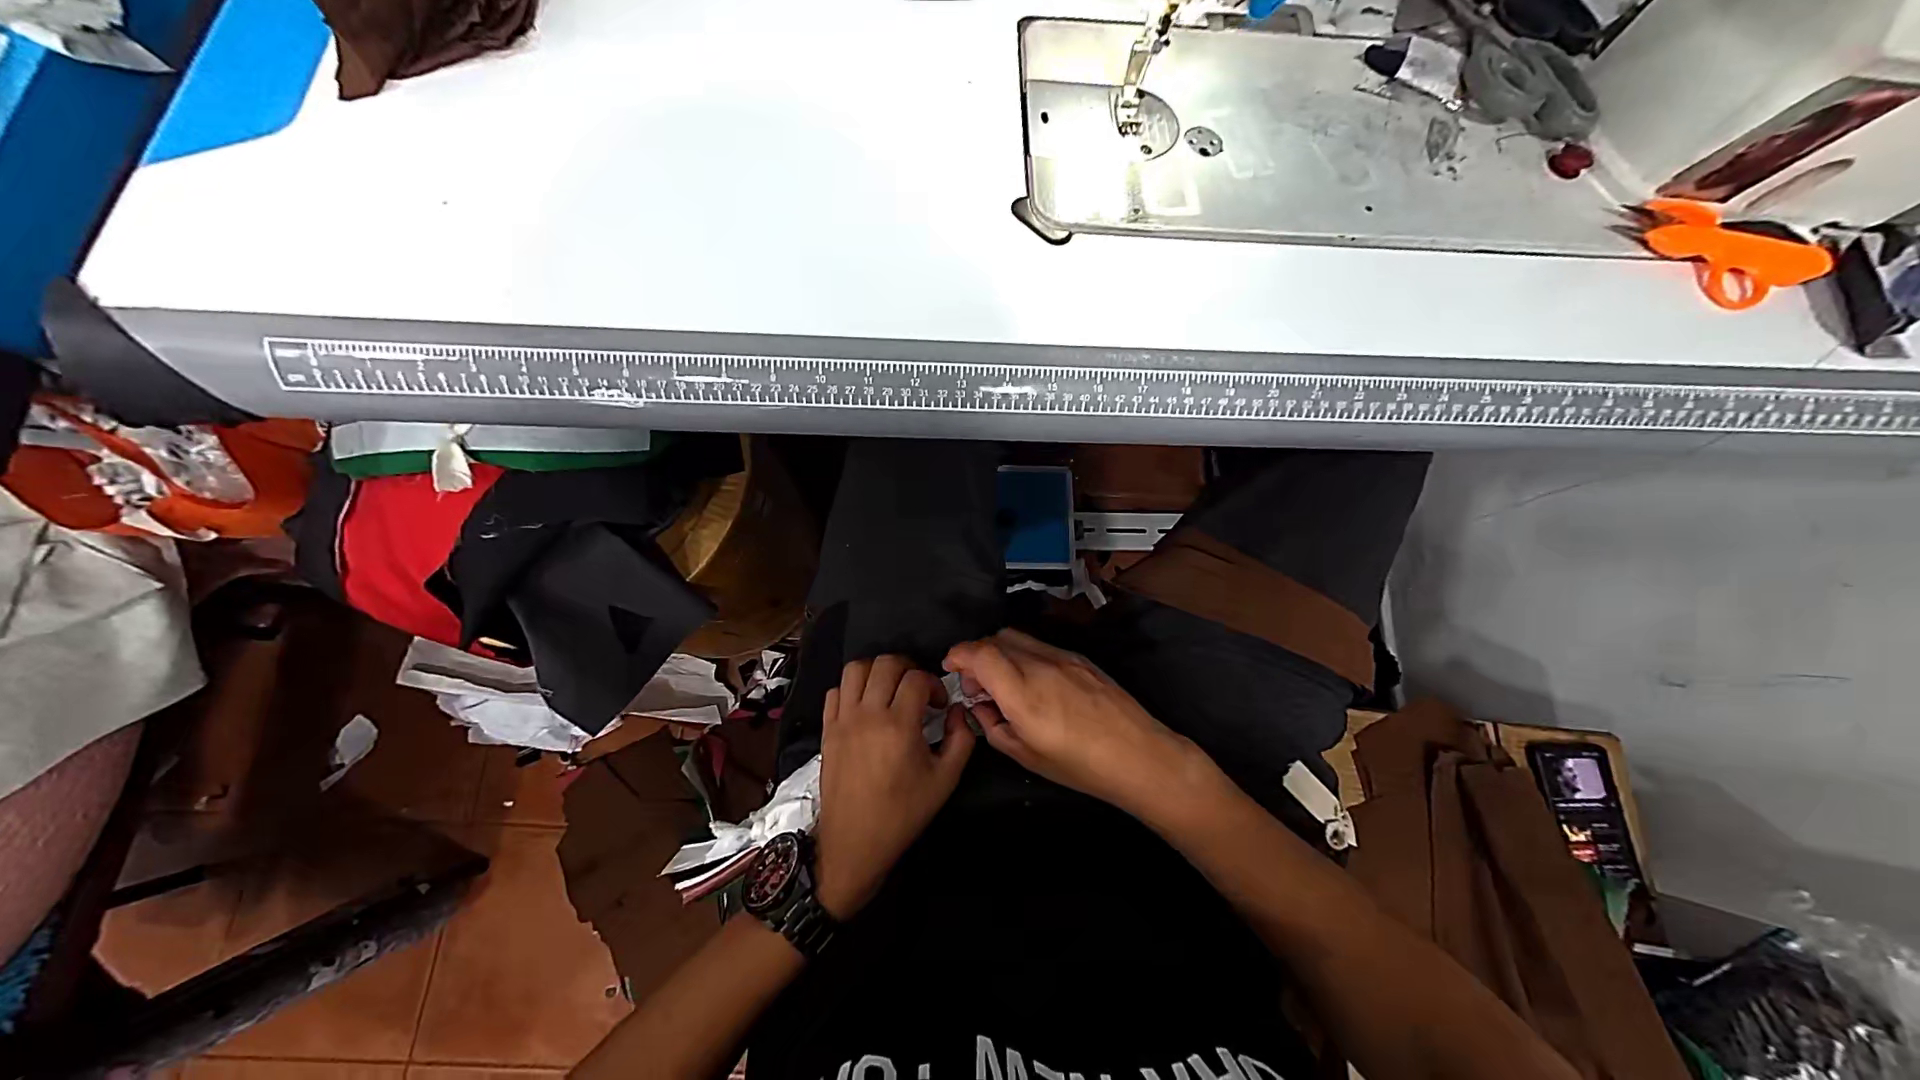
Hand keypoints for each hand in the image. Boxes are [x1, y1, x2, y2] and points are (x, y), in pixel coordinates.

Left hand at [813, 655, 975, 919]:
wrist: (855, 842)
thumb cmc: (903, 813)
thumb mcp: (946, 780)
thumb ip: (962, 739)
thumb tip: (959, 711)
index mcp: (899, 725)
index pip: (917, 678)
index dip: (934, 684)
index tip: (939, 705)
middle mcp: (868, 714)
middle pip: (885, 663)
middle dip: (908, 668)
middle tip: (917, 690)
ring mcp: (843, 720)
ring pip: (856, 668)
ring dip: (878, 671)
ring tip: (890, 690)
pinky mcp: (827, 730)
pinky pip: (836, 691)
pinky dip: (852, 688)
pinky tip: (866, 705)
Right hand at [943, 629, 1209, 816]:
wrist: (1139, 755)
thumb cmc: (1080, 766)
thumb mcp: (1026, 756)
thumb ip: (993, 726)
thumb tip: (979, 705)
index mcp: (1022, 693)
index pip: (979, 652)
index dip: (958, 654)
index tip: (951, 668)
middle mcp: (1040, 666)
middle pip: (995, 639)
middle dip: (976, 655)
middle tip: (978, 685)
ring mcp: (1063, 657)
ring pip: (1018, 637)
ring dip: (1000, 652)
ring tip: (1004, 683)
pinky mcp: (1080, 658)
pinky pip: (1041, 645)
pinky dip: (1023, 655)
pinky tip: (1032, 683)